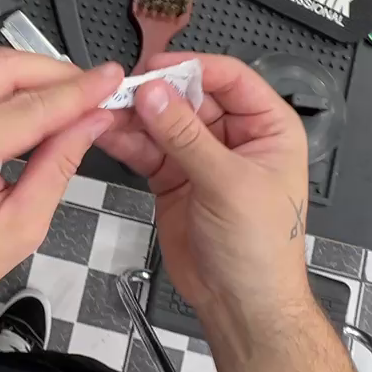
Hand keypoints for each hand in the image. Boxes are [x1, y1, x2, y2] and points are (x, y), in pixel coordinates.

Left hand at [0, 51, 124, 332]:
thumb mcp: (22, 225)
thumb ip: (60, 163)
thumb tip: (92, 119)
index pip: (27, 108)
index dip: (76, 92)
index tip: (110, 80)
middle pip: (1, 68)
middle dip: (55, 73)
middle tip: (93, 87)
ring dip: (31, 76)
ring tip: (69, 97)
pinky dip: (3, 86)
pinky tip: (32, 103)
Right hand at [96, 54, 312, 334]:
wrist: (240, 304)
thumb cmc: (262, 249)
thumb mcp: (228, 185)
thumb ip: (186, 137)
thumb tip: (156, 95)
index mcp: (267, 128)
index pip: (229, 79)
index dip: (192, 69)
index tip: (155, 68)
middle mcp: (233, 137)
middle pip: (189, 97)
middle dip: (155, 93)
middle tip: (121, 92)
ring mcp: (200, 157)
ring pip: (162, 122)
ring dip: (134, 117)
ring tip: (105, 111)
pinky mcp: (173, 177)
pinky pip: (147, 149)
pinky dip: (126, 141)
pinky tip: (107, 133)